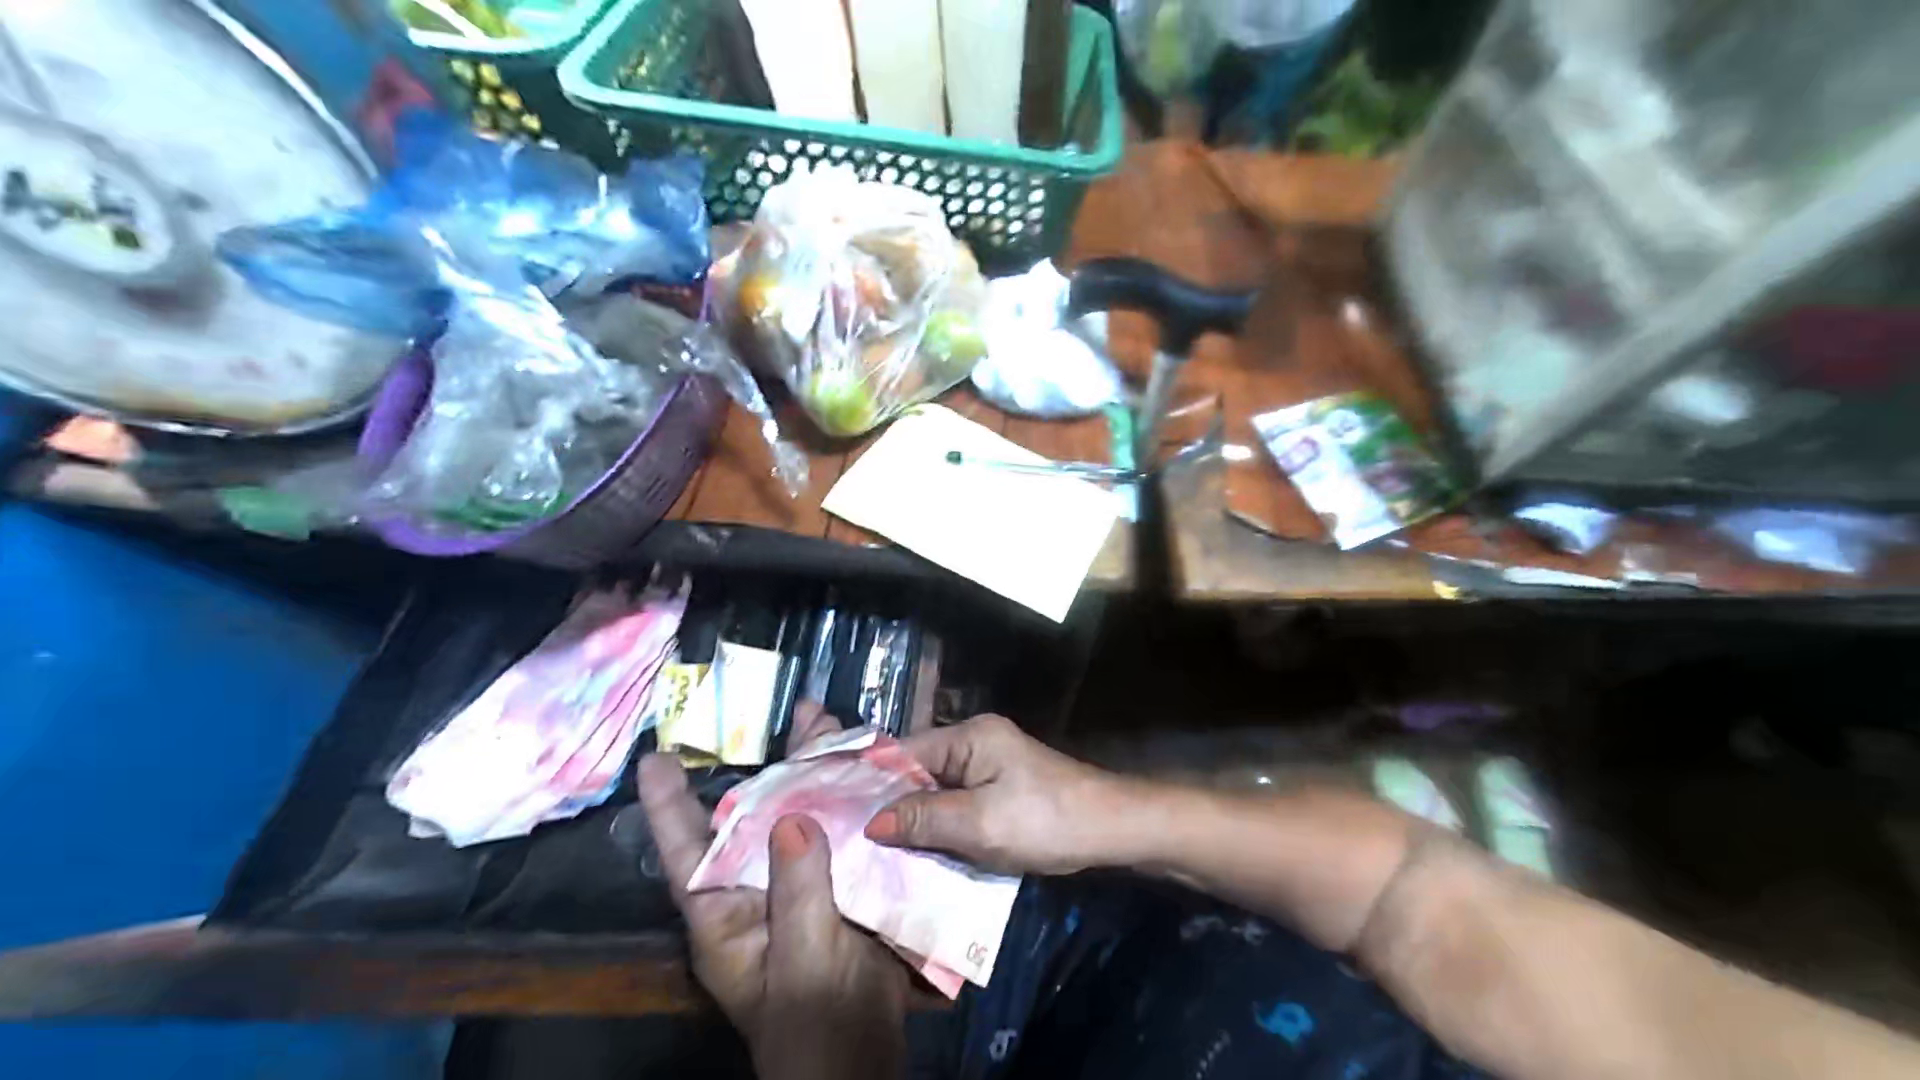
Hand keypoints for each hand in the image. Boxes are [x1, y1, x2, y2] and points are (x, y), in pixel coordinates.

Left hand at [638, 704, 906, 1079]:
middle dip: (779, 765)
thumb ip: (797, 893)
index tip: (656, 760)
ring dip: (820, 771)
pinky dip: (852, 799)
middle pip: (760, 817)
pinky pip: (841, 831)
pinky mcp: (839, 885)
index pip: (688, 854)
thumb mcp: (803, 965)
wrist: (864, 1063)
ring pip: (804, 815)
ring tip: (835, 724)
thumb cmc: (816, 1029)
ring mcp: (800, 885)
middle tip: (801, 712)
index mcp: (725, 916)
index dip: (669, 806)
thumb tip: (794, 817)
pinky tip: (870, 769)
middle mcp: (757, 890)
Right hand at [863, 713, 1133, 874]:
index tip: (836, 809)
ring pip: (935, 790)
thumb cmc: (1046, 820)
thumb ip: (925, 818)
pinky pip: (955, 802)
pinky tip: (917, 848)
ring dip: (913, 817)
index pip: (904, 752)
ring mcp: (987, 764)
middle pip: (917, 770)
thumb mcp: (981, 824)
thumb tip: (871, 823)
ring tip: (873, 847)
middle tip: (850, 836)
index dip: (871, 780)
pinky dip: (938, 823)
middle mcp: (974, 741)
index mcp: (969, 736)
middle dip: (890, 803)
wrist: (1112, 830)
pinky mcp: (998, 788)